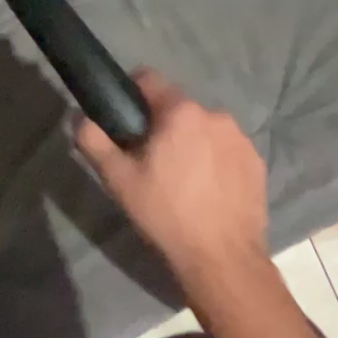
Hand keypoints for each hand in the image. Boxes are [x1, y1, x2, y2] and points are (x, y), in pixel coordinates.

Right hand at [75, 70, 270, 279]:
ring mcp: (241, 139)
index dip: (132, 91)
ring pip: (204, 129)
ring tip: (181, 179)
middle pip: (178, 107)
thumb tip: (79, 118)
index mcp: (180, 112)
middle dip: (162, 124)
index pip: (150, 78)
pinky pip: (226, 150)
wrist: (222, 258)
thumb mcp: (118, 179)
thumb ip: (93, 142)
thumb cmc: (166, 213)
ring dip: (191, 142)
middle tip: (150, 159)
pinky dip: (214, 161)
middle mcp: (215, 115)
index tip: (124, 117)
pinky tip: (207, 191)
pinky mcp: (257, 163)